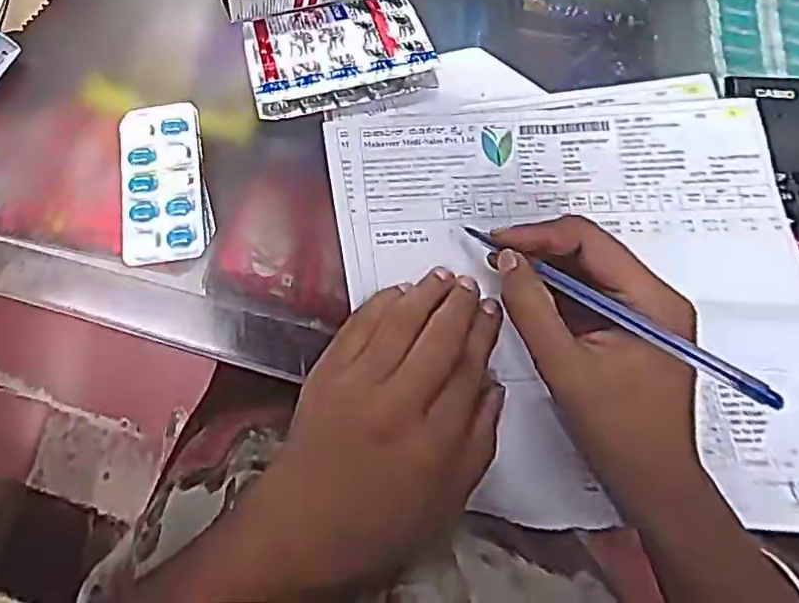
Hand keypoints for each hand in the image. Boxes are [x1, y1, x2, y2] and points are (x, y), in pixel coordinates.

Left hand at [134, 269, 503, 600]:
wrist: (306, 521)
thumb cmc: (381, 521)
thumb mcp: (447, 499)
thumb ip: (478, 442)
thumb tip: (492, 386)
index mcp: (433, 442)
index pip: (467, 370)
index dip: (483, 335)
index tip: (491, 313)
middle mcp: (396, 405)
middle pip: (437, 339)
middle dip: (458, 306)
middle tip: (470, 286)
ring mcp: (357, 383)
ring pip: (398, 323)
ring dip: (423, 294)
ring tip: (442, 277)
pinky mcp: (327, 371)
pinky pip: (359, 325)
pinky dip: (381, 303)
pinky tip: (397, 291)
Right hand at [490, 217, 698, 507]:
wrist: (655, 484)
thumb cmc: (625, 435)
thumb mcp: (565, 366)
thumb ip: (531, 306)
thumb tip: (507, 260)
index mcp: (652, 302)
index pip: (588, 241)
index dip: (538, 236)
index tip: (500, 241)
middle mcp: (652, 299)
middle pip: (586, 249)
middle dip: (537, 248)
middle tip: (496, 253)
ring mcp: (640, 311)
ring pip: (582, 268)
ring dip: (542, 267)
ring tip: (504, 271)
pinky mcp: (625, 323)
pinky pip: (582, 291)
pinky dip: (551, 288)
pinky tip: (525, 294)